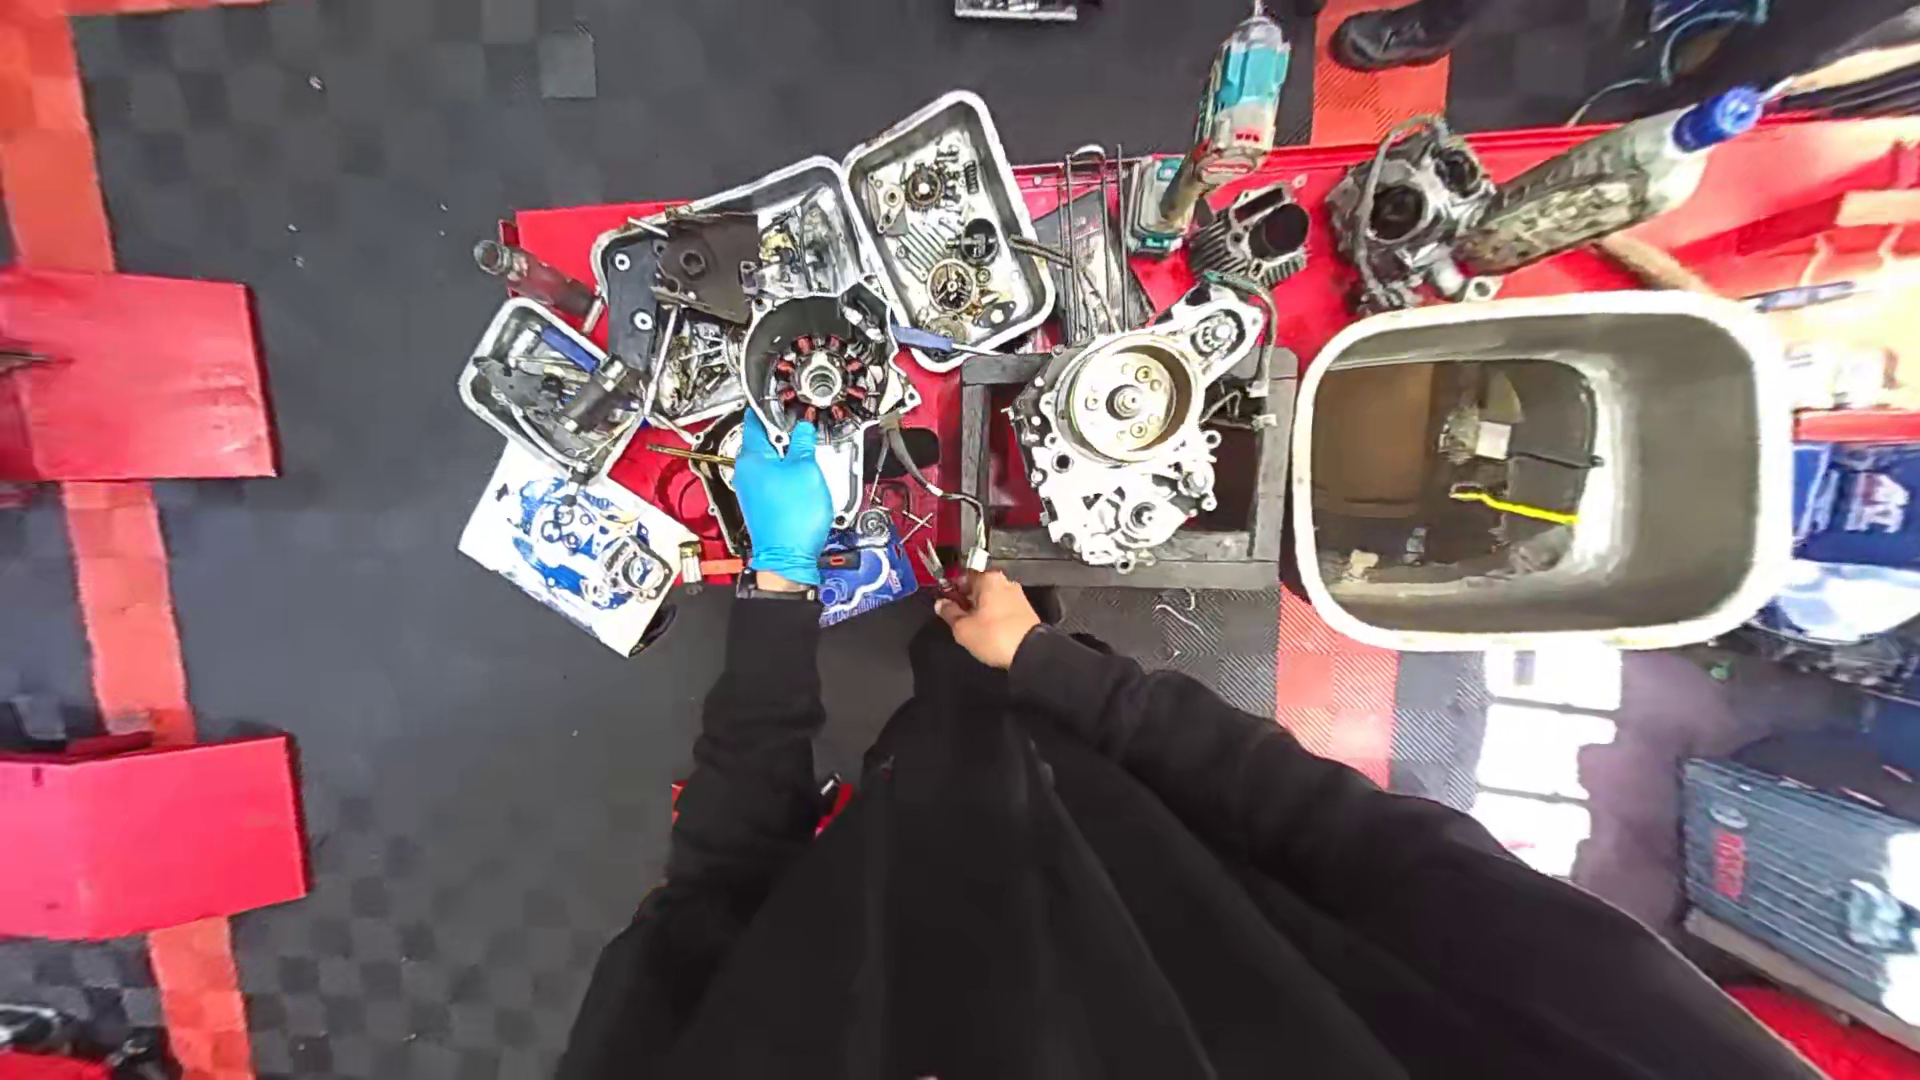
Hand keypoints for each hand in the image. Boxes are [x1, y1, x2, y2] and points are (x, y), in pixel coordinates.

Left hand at [734, 411, 832, 586]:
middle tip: (803, 428)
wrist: (788, 557)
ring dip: (787, 454)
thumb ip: (803, 444)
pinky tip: (801, 479)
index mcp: (751, 457)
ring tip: (806, 455)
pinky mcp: (761, 503)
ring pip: (769, 460)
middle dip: (783, 433)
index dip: (770, 407)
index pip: (754, 420)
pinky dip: (786, 473)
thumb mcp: (806, 470)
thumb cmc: (793, 519)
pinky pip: (773, 479)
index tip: (780, 401)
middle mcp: (745, 472)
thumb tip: (804, 428)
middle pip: (762, 441)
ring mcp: (751, 489)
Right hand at [936, 570, 1041, 669]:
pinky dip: (993, 615)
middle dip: (965, 599)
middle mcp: (1005, 582)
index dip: (951, 588)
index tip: (944, 600)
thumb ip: (949, 613)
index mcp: (988, 579)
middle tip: (955, 616)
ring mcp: (1017, 596)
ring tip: (971, 626)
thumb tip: (941, 604)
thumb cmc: (995, 636)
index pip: (963, 575)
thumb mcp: (963, 628)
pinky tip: (987, 630)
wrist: (1030, 653)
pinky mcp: (1024, 610)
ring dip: (979, 608)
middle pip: (978, 586)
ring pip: (990, 597)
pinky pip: (1002, 607)